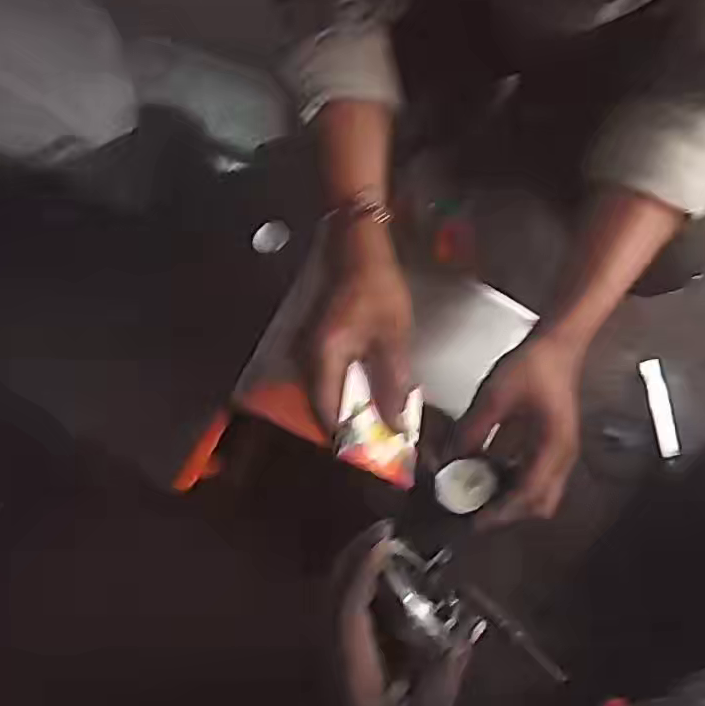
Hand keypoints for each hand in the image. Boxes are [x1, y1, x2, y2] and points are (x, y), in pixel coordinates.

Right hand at [308, 231, 415, 435]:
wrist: (361, 251)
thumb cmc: (378, 289)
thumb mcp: (393, 337)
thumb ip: (393, 382)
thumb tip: (396, 422)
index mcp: (324, 357)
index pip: (328, 412)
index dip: (347, 437)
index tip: (368, 454)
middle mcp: (308, 357)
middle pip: (323, 407)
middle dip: (350, 428)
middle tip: (376, 441)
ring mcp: (310, 351)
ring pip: (326, 395)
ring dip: (350, 411)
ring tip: (377, 423)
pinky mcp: (319, 345)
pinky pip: (330, 380)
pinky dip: (349, 393)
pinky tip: (369, 396)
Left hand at [328, 523, 474, 705]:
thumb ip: (445, 674)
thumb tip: (467, 628)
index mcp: (350, 671)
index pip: (348, 607)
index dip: (363, 567)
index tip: (387, 537)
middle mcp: (331, 658)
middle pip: (331, 593)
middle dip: (354, 554)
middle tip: (390, 529)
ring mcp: (328, 661)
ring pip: (331, 600)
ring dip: (353, 567)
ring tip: (387, 545)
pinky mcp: (335, 665)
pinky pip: (339, 613)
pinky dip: (355, 587)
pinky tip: (384, 582)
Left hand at [455, 334, 583, 526]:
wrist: (559, 344)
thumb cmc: (533, 366)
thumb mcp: (495, 396)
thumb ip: (473, 430)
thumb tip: (450, 460)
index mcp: (553, 448)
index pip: (529, 496)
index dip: (501, 513)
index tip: (474, 522)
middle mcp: (562, 458)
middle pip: (540, 504)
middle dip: (508, 514)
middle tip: (475, 512)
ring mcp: (560, 453)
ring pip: (539, 493)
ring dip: (511, 500)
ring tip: (478, 496)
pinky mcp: (553, 445)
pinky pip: (535, 476)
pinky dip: (513, 483)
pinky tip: (488, 474)